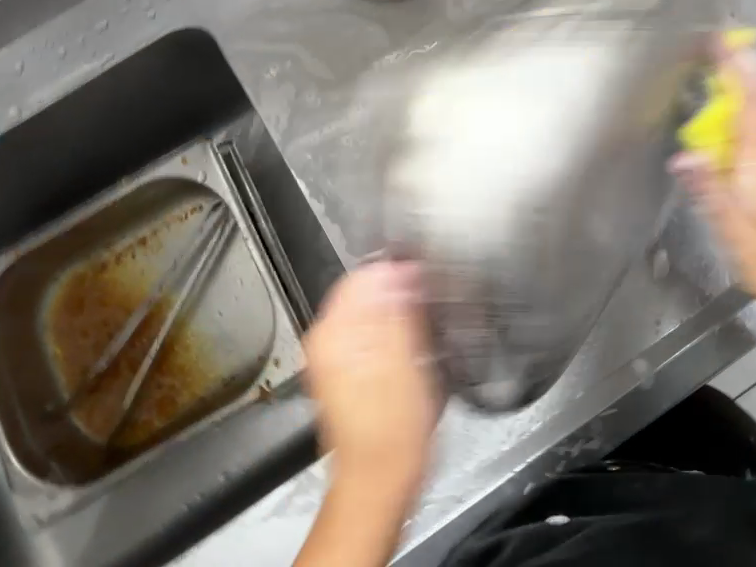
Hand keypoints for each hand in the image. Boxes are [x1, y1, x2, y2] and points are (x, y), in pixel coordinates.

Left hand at [304, 261, 441, 502]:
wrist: (380, 486)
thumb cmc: (391, 437)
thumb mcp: (404, 364)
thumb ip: (397, 313)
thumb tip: (396, 269)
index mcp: (334, 334)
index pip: (364, 274)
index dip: (400, 273)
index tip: (425, 285)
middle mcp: (327, 342)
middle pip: (368, 292)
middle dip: (401, 296)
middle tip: (428, 318)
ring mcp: (336, 359)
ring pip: (374, 314)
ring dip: (402, 318)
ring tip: (423, 342)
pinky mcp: (350, 374)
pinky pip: (376, 337)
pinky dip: (397, 339)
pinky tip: (414, 360)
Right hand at [672, 39, 755, 306]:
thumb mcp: (730, 224)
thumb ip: (708, 188)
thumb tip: (684, 157)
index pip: (751, 105)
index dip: (740, 71)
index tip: (725, 43)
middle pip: (752, 104)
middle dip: (733, 72)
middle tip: (710, 46)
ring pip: (751, 118)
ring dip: (733, 91)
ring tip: (710, 69)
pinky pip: (748, 134)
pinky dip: (733, 115)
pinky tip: (715, 119)